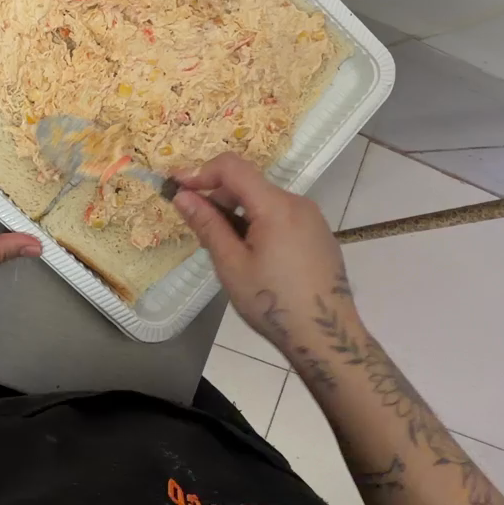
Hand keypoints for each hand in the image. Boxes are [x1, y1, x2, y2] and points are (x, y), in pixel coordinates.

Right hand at [173, 154, 353, 348]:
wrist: (326, 336)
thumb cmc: (272, 301)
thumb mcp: (231, 264)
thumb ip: (207, 224)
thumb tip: (182, 195)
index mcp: (276, 206)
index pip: (233, 168)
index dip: (201, 172)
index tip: (177, 187)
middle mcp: (298, 203)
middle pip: (249, 184)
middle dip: (218, 197)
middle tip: (197, 227)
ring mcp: (313, 218)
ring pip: (265, 201)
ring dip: (238, 213)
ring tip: (225, 249)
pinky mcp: (319, 234)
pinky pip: (281, 216)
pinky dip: (259, 223)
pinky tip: (253, 256)